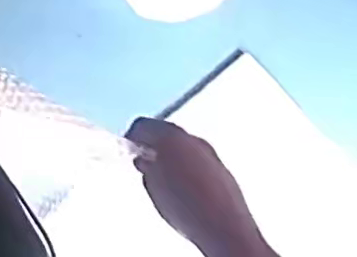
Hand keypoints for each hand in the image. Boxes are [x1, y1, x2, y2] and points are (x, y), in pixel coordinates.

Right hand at [127, 117, 273, 256]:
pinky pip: (202, 163)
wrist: (226, 232)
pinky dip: (192, 170)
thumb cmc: (189, 208)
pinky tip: (188, 190)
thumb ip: (146, 167)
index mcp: (169, 134)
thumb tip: (146, 164)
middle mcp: (192, 139)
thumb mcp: (153, 186)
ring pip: (186, 148)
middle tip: (146, 161)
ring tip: (168, 180)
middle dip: (156, 147)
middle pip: (166, 134)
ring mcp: (211, 155)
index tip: (129, 146)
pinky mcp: (226, 173)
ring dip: (175, 158)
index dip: (132, 137)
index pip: (143, 125)